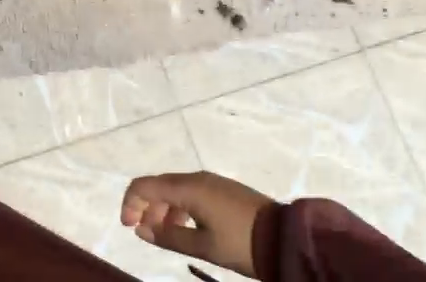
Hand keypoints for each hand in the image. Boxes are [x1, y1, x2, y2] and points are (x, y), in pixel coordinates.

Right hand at [121, 171, 275, 278]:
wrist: (295, 241)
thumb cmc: (244, 243)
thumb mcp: (206, 247)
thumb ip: (170, 237)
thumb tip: (141, 230)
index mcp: (185, 188)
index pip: (142, 186)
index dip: (130, 204)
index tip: (129, 226)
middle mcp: (195, 178)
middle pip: (158, 186)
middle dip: (147, 208)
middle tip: (148, 232)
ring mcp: (214, 182)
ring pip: (177, 190)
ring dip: (166, 209)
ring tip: (170, 232)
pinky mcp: (228, 190)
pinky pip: (194, 192)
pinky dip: (184, 207)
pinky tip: (193, 226)